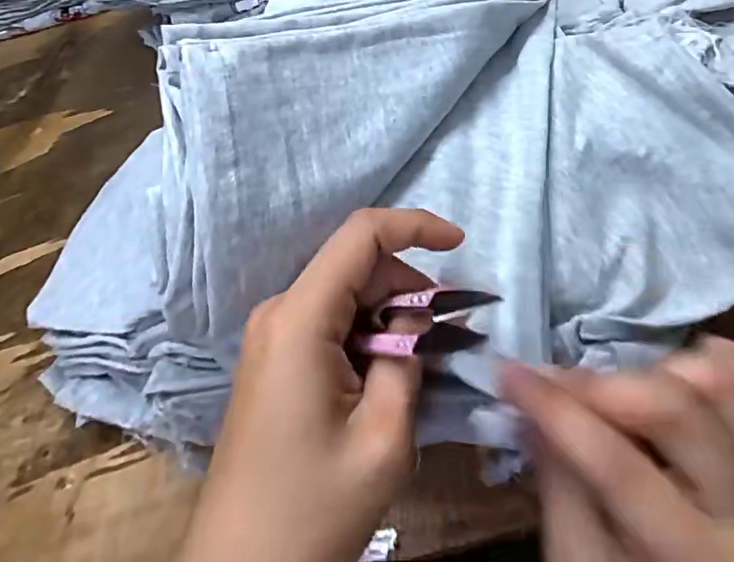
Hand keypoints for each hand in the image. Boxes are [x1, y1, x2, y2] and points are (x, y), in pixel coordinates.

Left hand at [176, 209, 464, 561]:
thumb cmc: (312, 508)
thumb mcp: (382, 440)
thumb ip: (407, 362)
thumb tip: (413, 319)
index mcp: (300, 318)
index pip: (360, 236)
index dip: (413, 225)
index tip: (460, 243)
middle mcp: (280, 311)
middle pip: (355, 267)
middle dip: (407, 287)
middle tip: (445, 337)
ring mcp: (272, 334)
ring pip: (345, 295)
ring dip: (389, 315)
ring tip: (418, 365)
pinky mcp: (275, 357)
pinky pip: (329, 321)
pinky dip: (366, 333)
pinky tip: (386, 375)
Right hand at [502, 337, 733, 561]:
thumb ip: (559, 487)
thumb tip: (528, 408)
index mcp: (694, 554)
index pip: (617, 464)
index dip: (555, 409)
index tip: (505, 371)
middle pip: (678, 410)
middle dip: (602, 385)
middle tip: (550, 382)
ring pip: (729, 387)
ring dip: (660, 369)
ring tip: (612, 382)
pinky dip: (717, 365)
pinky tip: (675, 368)